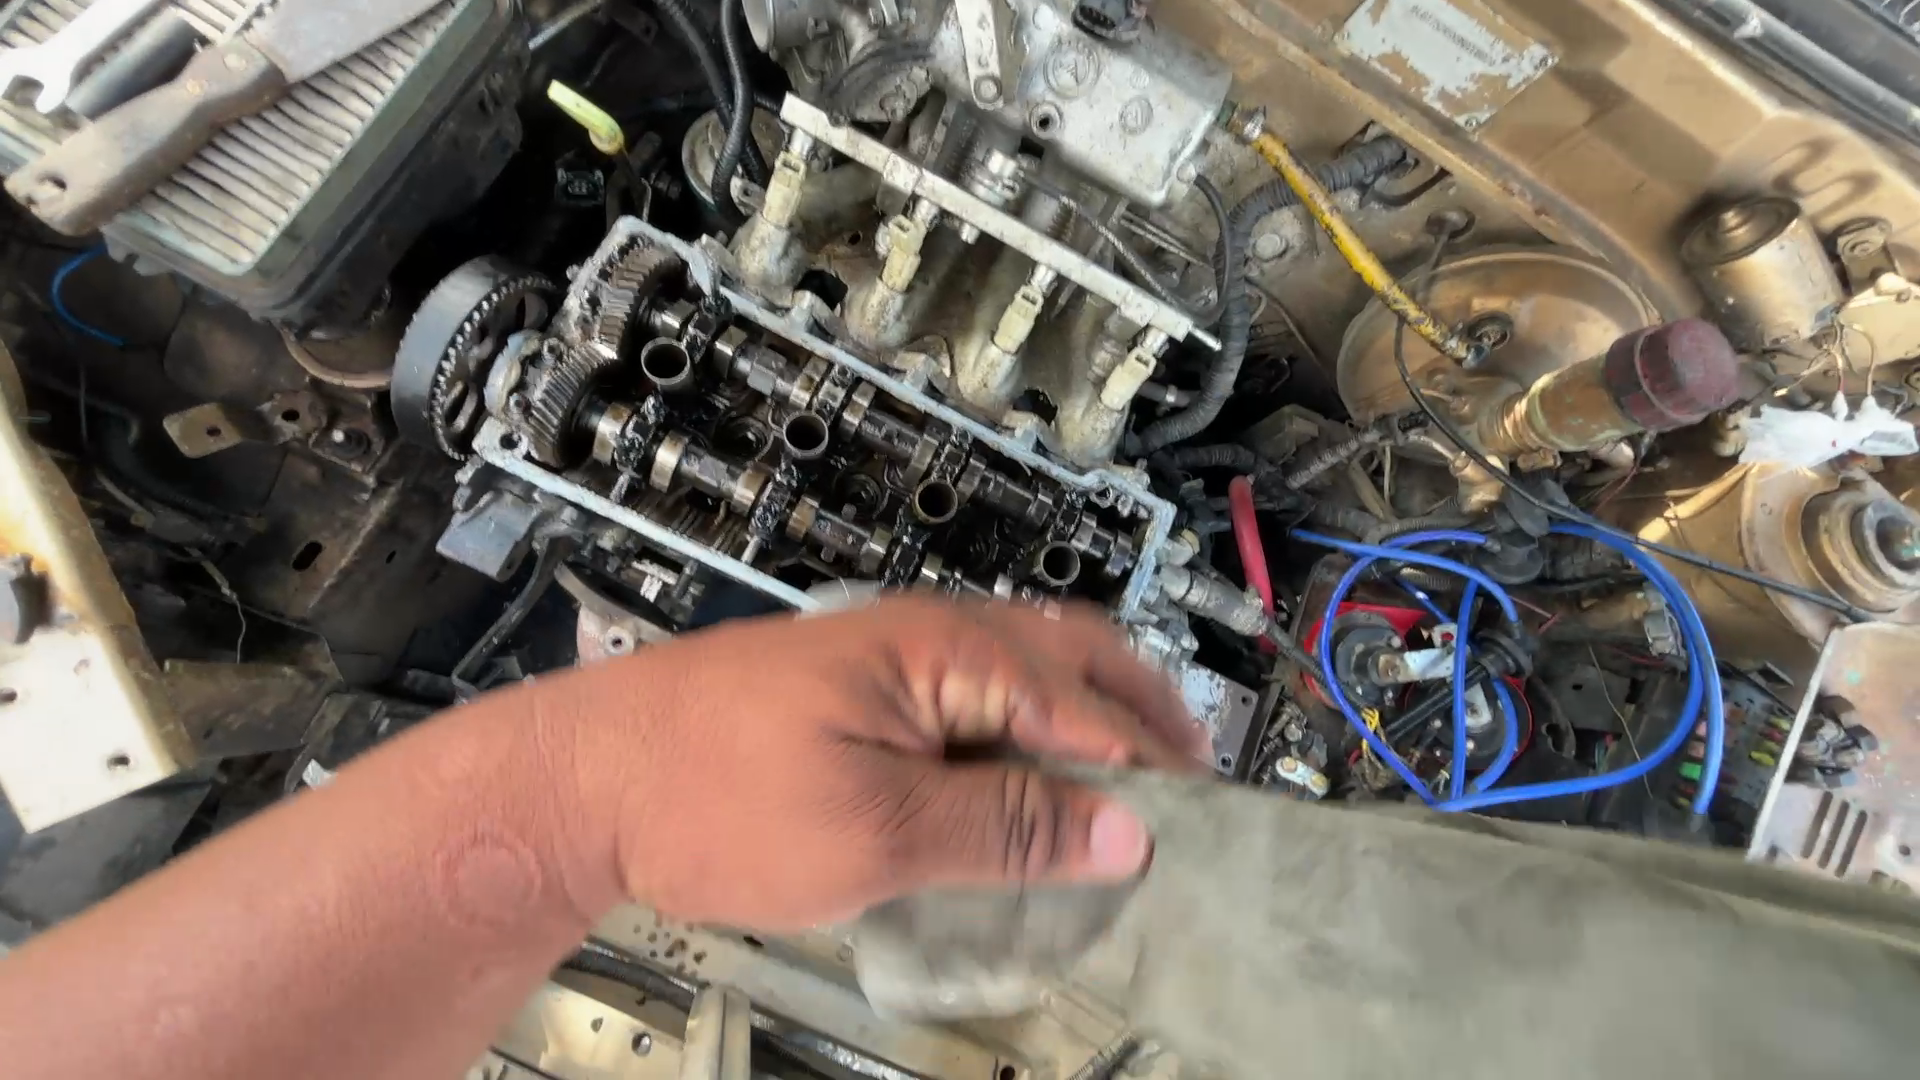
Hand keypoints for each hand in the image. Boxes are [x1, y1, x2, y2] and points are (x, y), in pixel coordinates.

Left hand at [533, 597, 1208, 930]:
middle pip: (1071, 652)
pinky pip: (980, 687)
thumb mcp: (876, 830)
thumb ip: (1005, 828)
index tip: (1190, 826)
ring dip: (1088, 707)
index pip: (1081, 708)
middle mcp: (934, 630)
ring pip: (1028, 662)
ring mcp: (900, 649)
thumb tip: (1119, 831)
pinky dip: (1031, 719)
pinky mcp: (872, 680)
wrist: (596, 775)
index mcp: (948, 650)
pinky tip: (1032, 763)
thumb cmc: (719, 794)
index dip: (1143, 769)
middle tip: (1187, 773)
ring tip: (1127, 769)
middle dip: (1138, 706)